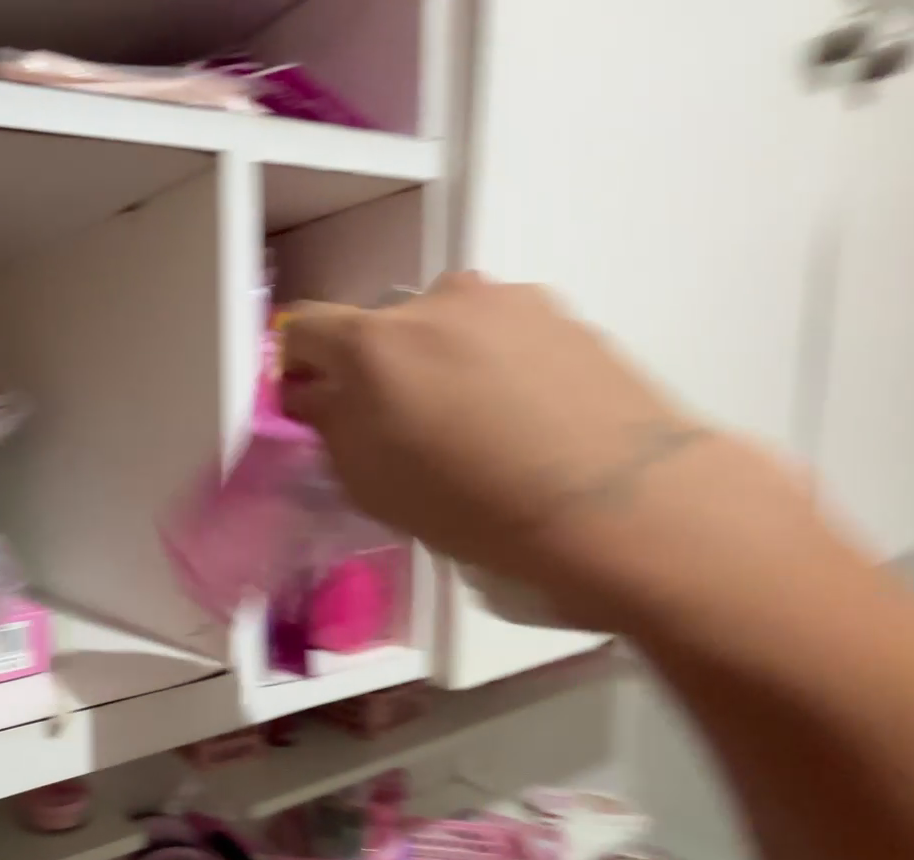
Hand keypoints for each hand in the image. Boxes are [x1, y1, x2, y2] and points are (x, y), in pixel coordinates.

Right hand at [279, 273, 810, 621]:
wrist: (617, 504)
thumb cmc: (467, 502)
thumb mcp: (366, 479)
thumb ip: (328, 422)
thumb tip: (317, 395)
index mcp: (371, 340)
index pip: (302, 328)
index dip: (297, 366)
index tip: (311, 403)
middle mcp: (435, 300)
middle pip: (377, 327)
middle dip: (373, 368)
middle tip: (397, 424)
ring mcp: (507, 301)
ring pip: (442, 326)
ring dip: (434, 361)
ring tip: (467, 421)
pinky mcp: (565, 315)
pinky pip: (499, 333)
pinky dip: (491, 363)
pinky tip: (518, 416)